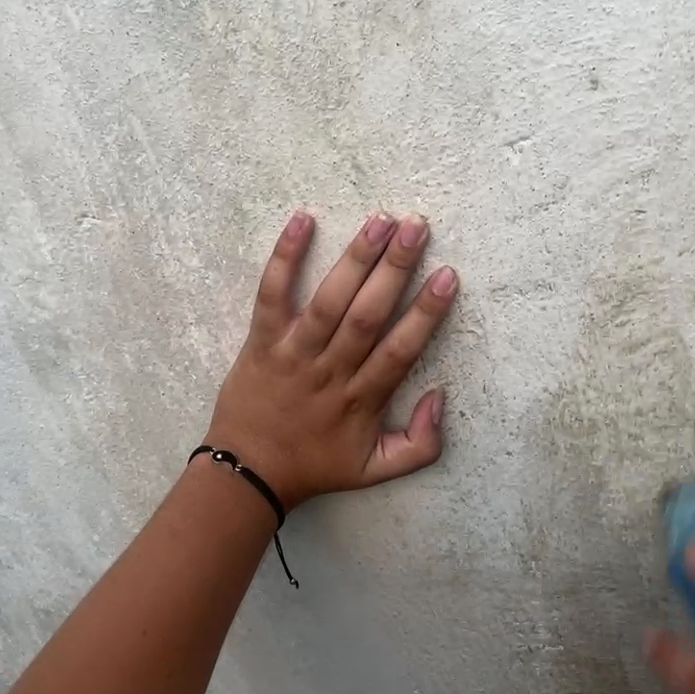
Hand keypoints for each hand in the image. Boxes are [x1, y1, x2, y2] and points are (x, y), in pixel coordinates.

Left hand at [203, 211, 459, 508]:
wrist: (247, 474)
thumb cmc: (315, 465)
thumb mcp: (374, 471)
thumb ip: (420, 444)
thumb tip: (440, 396)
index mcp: (361, 400)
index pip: (400, 350)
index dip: (426, 312)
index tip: (447, 275)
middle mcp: (330, 371)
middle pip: (367, 315)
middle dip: (394, 268)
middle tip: (416, 227)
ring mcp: (294, 353)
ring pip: (328, 301)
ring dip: (354, 258)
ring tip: (379, 221)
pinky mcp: (262, 340)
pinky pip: (272, 295)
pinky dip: (285, 258)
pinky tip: (303, 220)